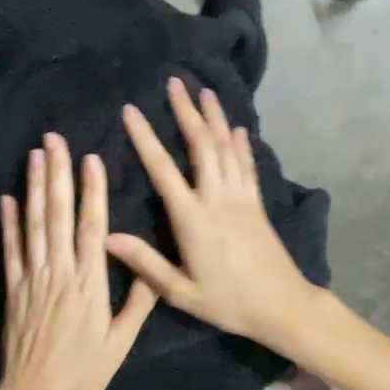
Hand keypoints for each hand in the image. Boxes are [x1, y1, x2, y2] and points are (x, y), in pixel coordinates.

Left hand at [0, 133, 157, 389]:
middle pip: (59, 216)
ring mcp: (32, 279)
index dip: (92, 192)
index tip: (91, 160)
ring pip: (34, 225)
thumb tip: (152, 268)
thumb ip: (136, 304)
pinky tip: (8, 197)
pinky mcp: (12, 289)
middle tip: (54, 140)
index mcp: (89, 284)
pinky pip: (10, 250)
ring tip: (35, 156)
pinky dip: (8, 223)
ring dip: (35, 188)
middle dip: (58, 175)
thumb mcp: (120, 344)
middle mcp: (59, 273)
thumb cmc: (83, 373)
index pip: (92, 228)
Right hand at [105, 77, 322, 348]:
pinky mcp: (257, 203)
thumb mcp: (181, 292)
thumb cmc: (228, 302)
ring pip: (226, 147)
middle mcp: (217, 198)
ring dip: (215, 117)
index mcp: (193, 218)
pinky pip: (247, 165)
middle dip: (186, 112)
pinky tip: (237, 127)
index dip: (145, 138)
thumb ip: (145, 263)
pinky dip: (241, 143)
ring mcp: (241, 197)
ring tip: (204, 91)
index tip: (131, 111)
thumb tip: (106, 236)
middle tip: (174, 83)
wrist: (282, 307)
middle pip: (201, 145)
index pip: (163, 169)